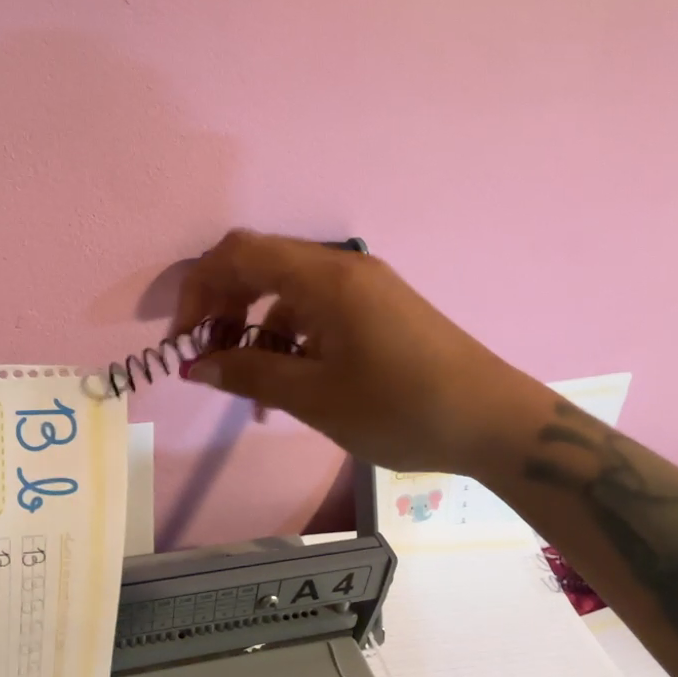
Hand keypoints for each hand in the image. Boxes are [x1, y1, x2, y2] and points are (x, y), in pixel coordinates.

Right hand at [173, 230, 550, 477]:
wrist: (492, 422)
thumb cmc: (400, 408)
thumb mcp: (315, 398)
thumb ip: (250, 374)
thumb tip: (196, 365)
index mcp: (325, 278)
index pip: (239, 254)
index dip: (198, 290)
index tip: (185, 342)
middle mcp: (342, 268)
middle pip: (259, 265)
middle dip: (222, 308)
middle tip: (209, 361)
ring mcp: (363, 287)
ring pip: (285, 291)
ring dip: (254, 329)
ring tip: (248, 387)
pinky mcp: (376, 309)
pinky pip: (315, 309)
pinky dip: (288, 338)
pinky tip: (286, 384)